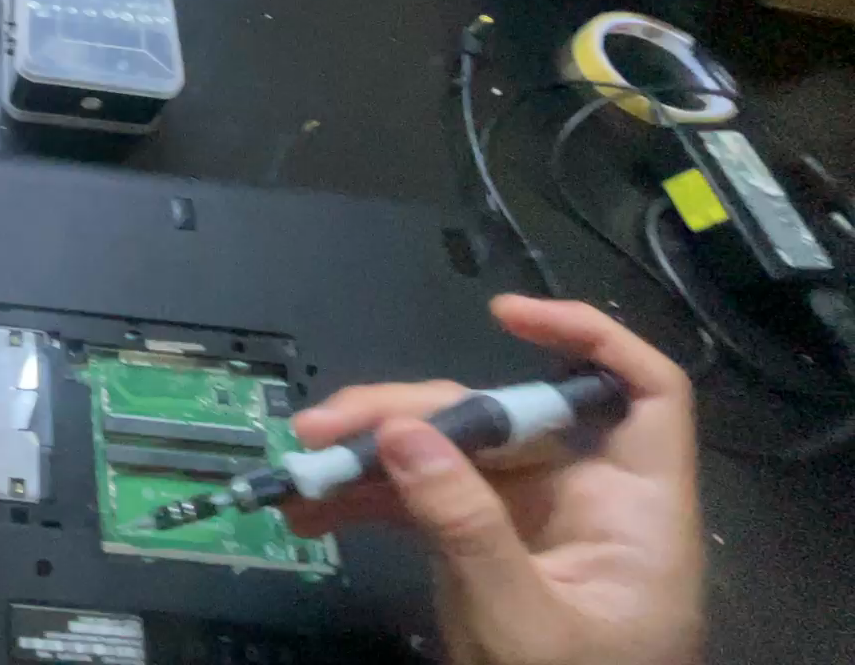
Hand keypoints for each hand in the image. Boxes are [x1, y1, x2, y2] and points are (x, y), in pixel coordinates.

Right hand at [284, 295, 703, 664]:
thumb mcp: (522, 621)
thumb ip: (466, 528)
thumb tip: (400, 432)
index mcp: (625, 507)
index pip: (637, 394)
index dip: (585, 337)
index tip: (499, 315)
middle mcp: (570, 492)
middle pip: (488, 414)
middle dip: (397, 413)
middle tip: (320, 432)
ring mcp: (512, 510)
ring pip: (432, 445)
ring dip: (358, 453)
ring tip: (298, 474)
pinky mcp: (464, 530)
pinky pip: (405, 491)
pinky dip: (354, 496)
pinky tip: (307, 511)